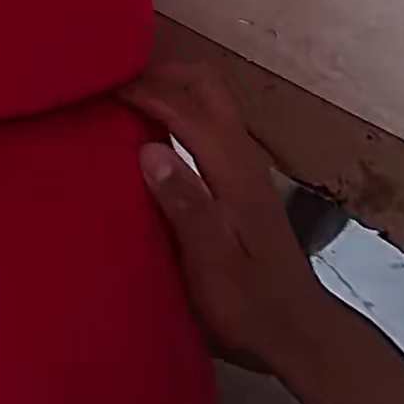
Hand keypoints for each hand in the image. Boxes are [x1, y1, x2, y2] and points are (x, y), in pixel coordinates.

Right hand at [120, 64, 342, 375]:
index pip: (186, 109)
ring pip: (210, 96)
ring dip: (172, 85)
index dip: (145, 91)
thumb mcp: (211, 264)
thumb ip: (185, 204)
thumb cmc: (249, 304)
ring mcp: (244, 160)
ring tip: (130, 94)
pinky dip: (179, 106)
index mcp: (232, 167)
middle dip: (163, 72)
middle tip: (119, 81)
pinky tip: (154, 126)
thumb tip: (148, 148)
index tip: (105, 85)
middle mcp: (241, 152)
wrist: (298, 330)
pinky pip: (208, 117)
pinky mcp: (241, 173)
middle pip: (207, 84)